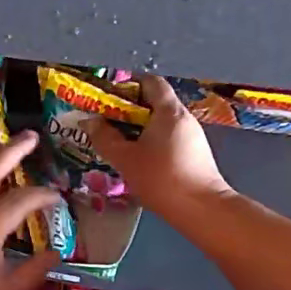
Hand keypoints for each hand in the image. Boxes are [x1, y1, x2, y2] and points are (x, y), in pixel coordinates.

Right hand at [81, 74, 232, 218]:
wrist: (200, 208)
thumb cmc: (161, 178)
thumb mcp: (125, 159)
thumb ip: (104, 138)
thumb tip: (89, 121)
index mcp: (168, 110)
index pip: (149, 82)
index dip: (127, 86)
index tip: (108, 100)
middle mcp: (183, 117)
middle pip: (154, 102)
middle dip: (128, 111)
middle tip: (106, 125)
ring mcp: (192, 135)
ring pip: (160, 123)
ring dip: (138, 129)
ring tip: (119, 145)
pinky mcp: (194, 153)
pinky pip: (168, 138)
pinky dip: (151, 142)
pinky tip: (139, 161)